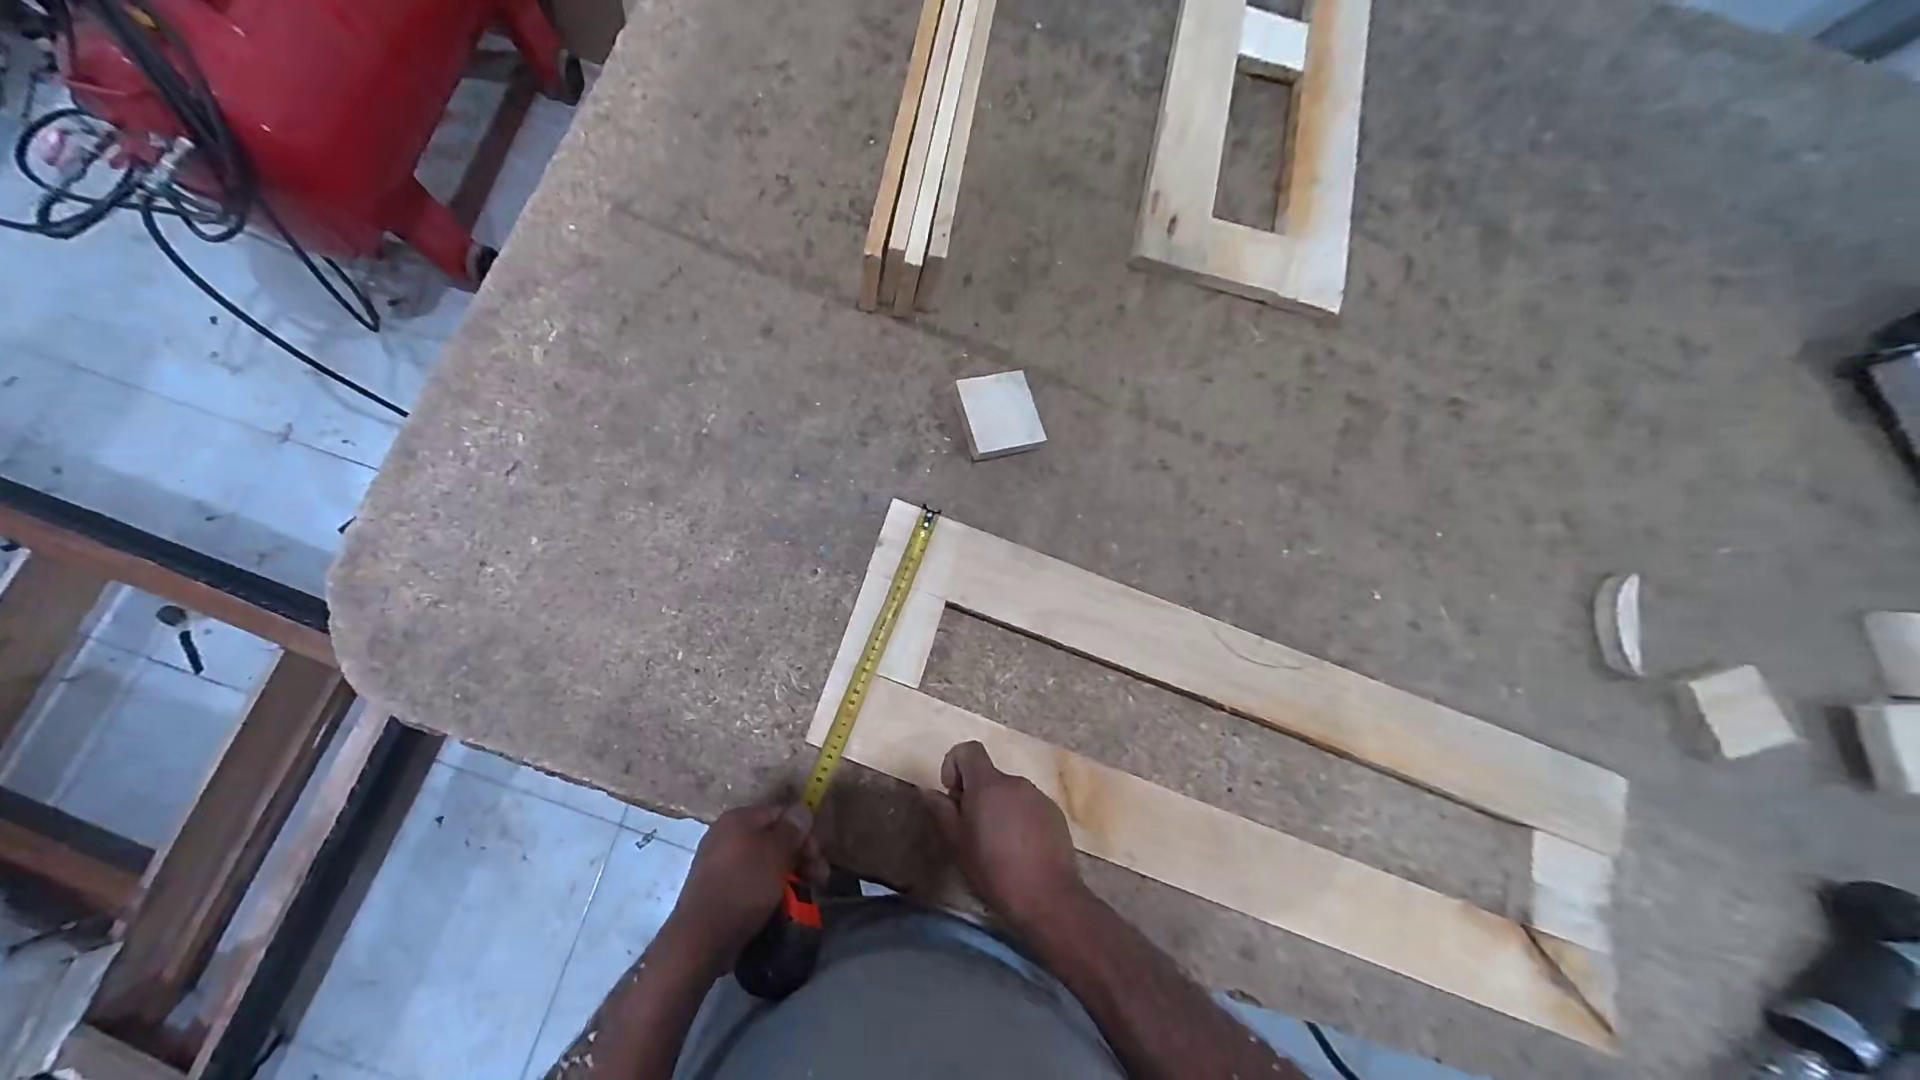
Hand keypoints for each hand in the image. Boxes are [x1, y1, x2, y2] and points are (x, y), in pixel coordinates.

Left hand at [659, 802, 822, 972]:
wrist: (701, 938)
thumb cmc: (744, 886)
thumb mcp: (776, 852)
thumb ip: (793, 828)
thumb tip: (802, 810)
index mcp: (739, 818)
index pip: (782, 812)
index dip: (804, 831)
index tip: (818, 856)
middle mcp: (726, 835)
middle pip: (774, 837)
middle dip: (800, 855)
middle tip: (818, 877)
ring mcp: (719, 863)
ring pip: (764, 861)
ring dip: (789, 873)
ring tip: (805, 894)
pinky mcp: (717, 889)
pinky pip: (750, 879)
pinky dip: (769, 887)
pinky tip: (780, 902)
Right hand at [923, 740, 1088, 930]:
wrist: (1047, 897)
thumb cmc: (994, 870)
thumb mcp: (957, 844)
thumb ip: (941, 811)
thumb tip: (929, 791)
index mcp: (988, 784)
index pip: (969, 750)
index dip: (954, 764)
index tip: (953, 795)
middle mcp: (1015, 782)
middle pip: (988, 776)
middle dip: (976, 795)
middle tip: (971, 830)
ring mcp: (1038, 796)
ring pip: (1008, 793)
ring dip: (997, 808)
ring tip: (997, 845)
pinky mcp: (1054, 813)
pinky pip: (1028, 806)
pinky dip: (1018, 819)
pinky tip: (1020, 850)